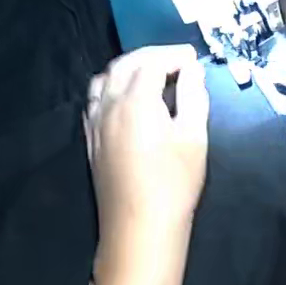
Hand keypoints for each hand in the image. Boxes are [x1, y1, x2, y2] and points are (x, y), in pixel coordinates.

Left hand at [84, 46, 209, 284]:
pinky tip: (126, 100)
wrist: (139, 229)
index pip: (151, 62)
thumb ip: (193, 97)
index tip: (193, 59)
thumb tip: (192, 71)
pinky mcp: (91, 140)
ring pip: (105, 80)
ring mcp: (95, 123)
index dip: (173, 55)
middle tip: (176, 61)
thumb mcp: (194, 137)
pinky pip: (95, 100)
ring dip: (128, 69)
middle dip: (151, 56)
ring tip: (152, 76)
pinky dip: (112, 88)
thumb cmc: (174, 183)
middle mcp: (109, 105)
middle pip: (124, 64)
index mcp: (135, 100)